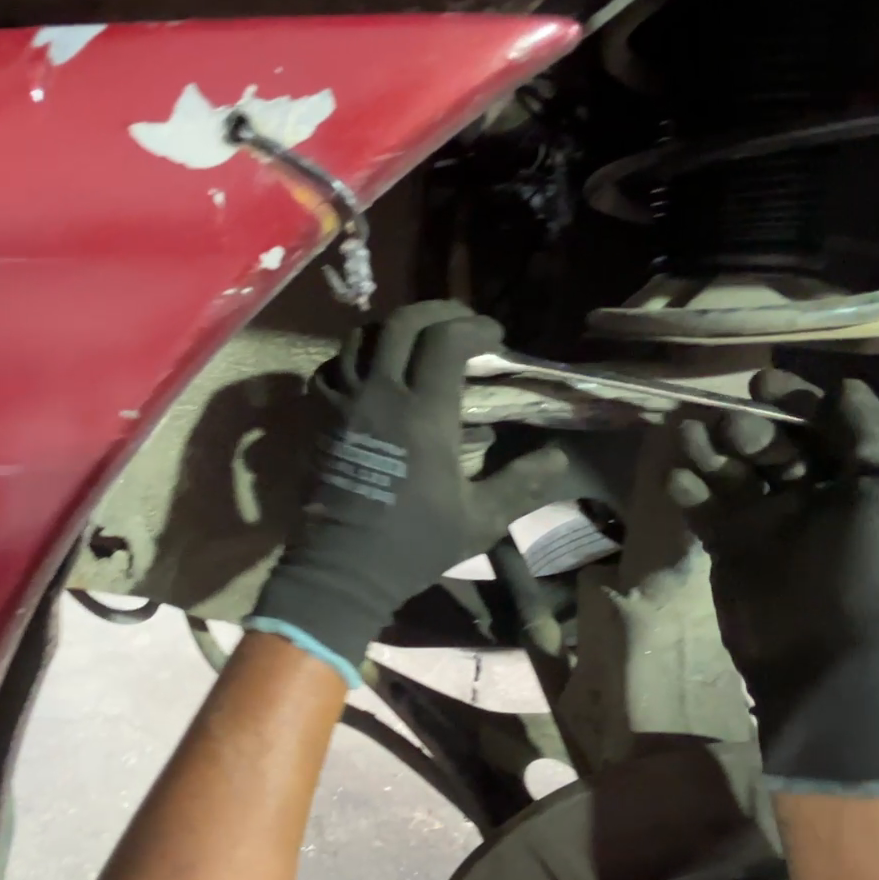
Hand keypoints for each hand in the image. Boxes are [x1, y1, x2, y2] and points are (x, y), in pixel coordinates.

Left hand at [247, 302, 571, 683]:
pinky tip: (371, 375)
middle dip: (437, 312)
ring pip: (360, 339)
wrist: (344, 568)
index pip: (447, 340)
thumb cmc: (414, 544)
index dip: (475, 327)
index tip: (494, 338)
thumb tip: (559, 458)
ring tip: (415, 345)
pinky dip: (353, 358)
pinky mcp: (318, 419)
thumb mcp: (480, 520)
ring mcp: (343, 404)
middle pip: (402, 323)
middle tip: (460, 324)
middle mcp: (379, 395)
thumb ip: (522, 483)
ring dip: (392, 331)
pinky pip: (330, 369)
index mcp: (423, 413)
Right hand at [669, 370, 878, 793]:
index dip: (797, 401)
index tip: (760, 384)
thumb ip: (872, 441)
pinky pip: (705, 506)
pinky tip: (676, 481)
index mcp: (865, 487)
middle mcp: (817, 499)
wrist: (826, 668)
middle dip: (749, 428)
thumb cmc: (869, 579)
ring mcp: (770, 524)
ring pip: (733, 471)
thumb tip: (851, 388)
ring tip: (685, 437)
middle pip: (776, 445)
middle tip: (728, 429)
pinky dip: (689, 489)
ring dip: (708, 451)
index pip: (829, 429)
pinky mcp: (731, 546)